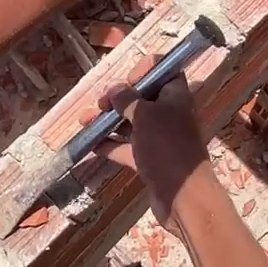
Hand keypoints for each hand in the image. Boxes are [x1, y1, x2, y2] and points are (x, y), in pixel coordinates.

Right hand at [97, 73, 214, 231]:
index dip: (145, 70)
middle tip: (100, 102)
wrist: (183, 196)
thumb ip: (126, 99)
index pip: (164, 71)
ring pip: (130, 123)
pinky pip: (127, 147)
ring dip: (108, 120)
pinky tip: (91, 144)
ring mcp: (159, 138)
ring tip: (84, 121)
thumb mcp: (144, 115)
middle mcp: (169, 114)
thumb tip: (114, 90)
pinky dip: (110, 144)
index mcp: (175, 96)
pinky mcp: (150, 160)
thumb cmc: (166, 146)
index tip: (128, 80)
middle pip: (142, 97)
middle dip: (118, 98)